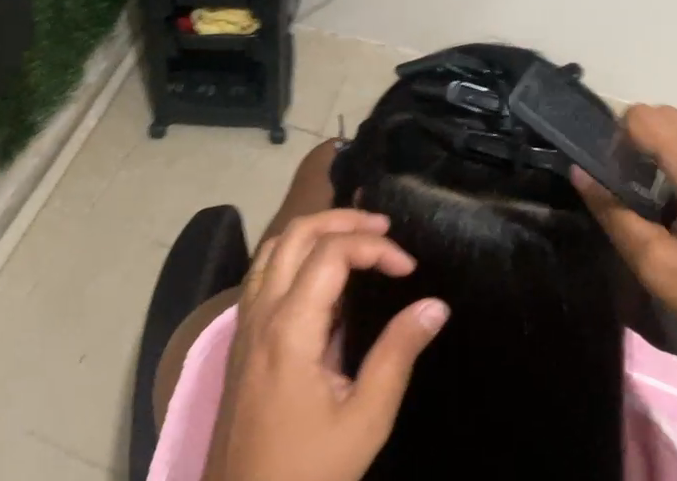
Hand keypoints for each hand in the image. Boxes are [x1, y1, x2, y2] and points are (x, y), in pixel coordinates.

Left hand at [204, 210, 449, 480]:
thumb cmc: (309, 468)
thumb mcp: (365, 419)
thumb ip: (398, 355)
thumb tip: (435, 305)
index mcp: (290, 327)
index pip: (331, 253)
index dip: (373, 247)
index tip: (409, 268)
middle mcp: (261, 310)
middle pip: (296, 233)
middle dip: (342, 220)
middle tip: (385, 229)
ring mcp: (245, 321)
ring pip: (274, 246)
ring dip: (315, 231)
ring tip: (357, 238)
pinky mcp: (241, 335)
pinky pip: (263, 271)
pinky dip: (293, 252)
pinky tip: (321, 274)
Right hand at [571, 106, 676, 398]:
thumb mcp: (664, 270)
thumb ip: (616, 216)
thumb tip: (582, 174)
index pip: (643, 116)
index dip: (614, 139)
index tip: (611, 181)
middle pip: (673, 120)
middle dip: (641, 143)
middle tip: (631, 195)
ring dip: (672, 160)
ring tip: (668, 216)